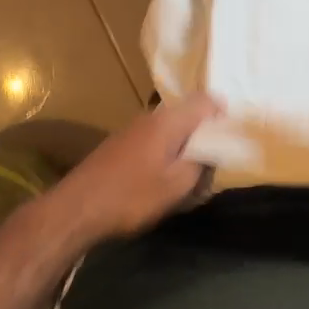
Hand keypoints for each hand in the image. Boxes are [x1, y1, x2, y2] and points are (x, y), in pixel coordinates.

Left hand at [45, 93, 221, 243]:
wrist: (77, 208)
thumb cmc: (132, 196)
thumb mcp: (176, 186)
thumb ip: (201, 164)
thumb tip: (212, 151)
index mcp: (169, 121)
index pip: (205, 100)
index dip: (223, 114)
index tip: (232, 138)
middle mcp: (151, 117)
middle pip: (187, 114)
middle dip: (204, 133)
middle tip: (214, 160)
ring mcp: (133, 129)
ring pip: (170, 128)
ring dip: (184, 145)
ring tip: (191, 173)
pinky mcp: (120, 144)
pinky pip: (154, 139)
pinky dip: (166, 152)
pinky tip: (163, 176)